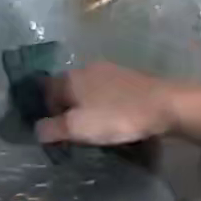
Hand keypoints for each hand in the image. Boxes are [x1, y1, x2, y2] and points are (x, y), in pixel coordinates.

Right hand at [35, 62, 197, 144]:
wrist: (164, 105)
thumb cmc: (115, 117)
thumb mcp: (78, 128)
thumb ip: (52, 129)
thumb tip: (36, 130)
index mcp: (69, 78)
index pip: (44, 91)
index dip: (44, 111)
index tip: (52, 130)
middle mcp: (85, 69)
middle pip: (66, 89)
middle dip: (65, 108)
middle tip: (71, 131)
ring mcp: (108, 71)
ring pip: (86, 90)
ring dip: (85, 106)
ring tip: (92, 126)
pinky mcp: (128, 78)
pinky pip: (105, 92)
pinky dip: (103, 104)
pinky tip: (111, 117)